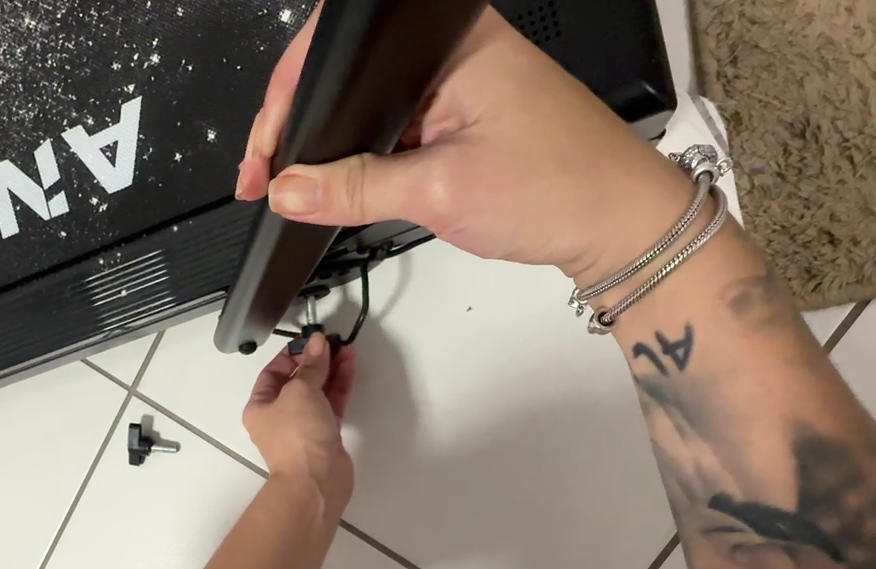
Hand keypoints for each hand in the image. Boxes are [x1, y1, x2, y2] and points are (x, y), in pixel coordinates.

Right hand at [235, 6, 694, 282]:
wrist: (614, 223)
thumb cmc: (555, 188)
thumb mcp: (439, 191)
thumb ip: (354, 189)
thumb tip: (287, 189)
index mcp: (445, 39)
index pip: (335, 57)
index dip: (285, 109)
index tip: (261, 166)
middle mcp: (448, 50)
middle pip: (345, 81)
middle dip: (300, 134)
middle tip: (271, 183)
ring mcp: (454, 83)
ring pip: (366, 112)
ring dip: (332, 154)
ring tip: (304, 192)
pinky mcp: (459, 115)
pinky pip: (394, 132)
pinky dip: (366, 163)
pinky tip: (350, 188)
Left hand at [243, 332, 356, 512]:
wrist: (316, 481)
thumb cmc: (297, 434)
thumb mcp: (300, 391)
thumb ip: (311, 365)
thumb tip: (318, 341)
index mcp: (260, 407)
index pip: (272, 373)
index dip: (291, 354)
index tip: (311, 340)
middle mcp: (279, 417)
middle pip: (297, 381)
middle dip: (315, 360)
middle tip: (334, 341)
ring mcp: (303, 427)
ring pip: (317, 392)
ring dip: (331, 370)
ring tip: (347, 348)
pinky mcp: (325, 435)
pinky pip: (331, 404)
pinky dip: (340, 386)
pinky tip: (350, 366)